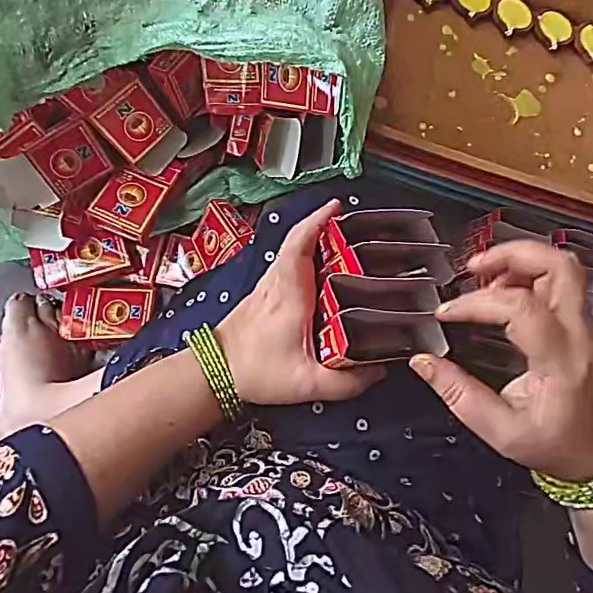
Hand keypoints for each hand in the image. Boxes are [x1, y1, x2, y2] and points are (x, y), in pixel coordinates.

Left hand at [214, 199, 386, 405]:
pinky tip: (323, 265)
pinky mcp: (266, 292)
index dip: (317, 222)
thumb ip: (346, 382)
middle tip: (352, 220)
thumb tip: (378, 372)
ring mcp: (270, 284)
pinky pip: (289, 262)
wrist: (215, 371)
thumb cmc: (253, 372)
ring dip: (315, 237)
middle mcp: (278, 282)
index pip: (300, 246)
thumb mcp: (306, 384)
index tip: (335, 207)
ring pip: (292, 249)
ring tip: (345, 238)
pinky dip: (306, 253)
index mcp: (289, 294)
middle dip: (324, 224)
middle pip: (298, 240)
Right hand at [412, 241, 592, 481]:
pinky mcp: (576, 318)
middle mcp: (577, 333)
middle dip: (510, 254)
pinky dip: (523, 270)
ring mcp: (581, 321)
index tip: (448, 312)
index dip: (478, 303)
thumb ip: (458, 394)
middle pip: (558, 266)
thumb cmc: (558, 442)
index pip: (522, 308)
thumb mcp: (501, 432)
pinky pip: (555, 277)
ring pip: (560, 264)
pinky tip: (498, 288)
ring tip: (482, 274)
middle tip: (474, 267)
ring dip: (517, 258)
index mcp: (560, 362)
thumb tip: (424, 363)